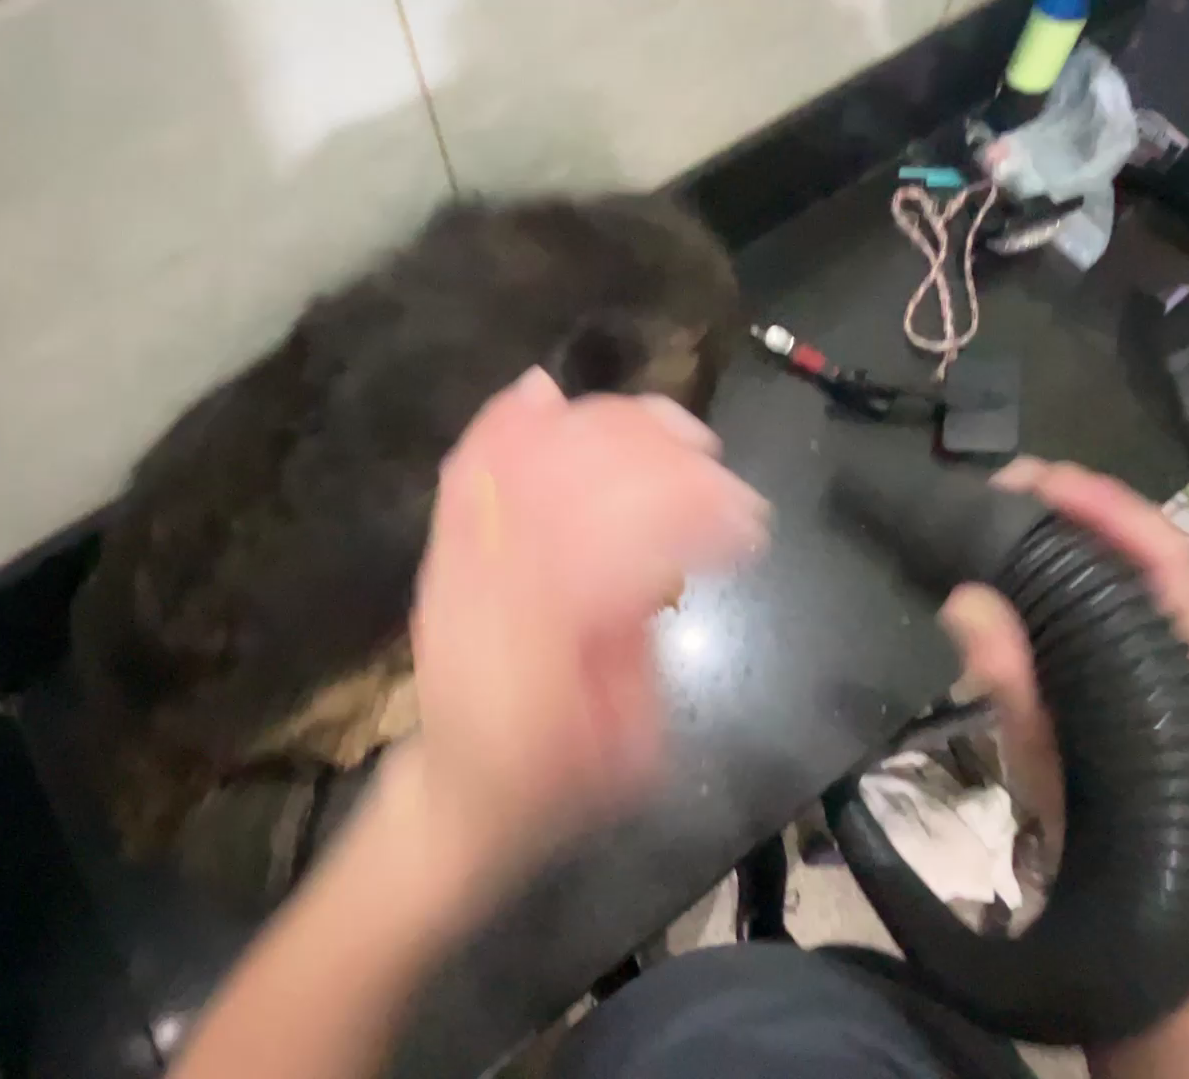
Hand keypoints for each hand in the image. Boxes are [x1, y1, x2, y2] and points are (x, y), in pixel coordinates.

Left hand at [401, 367, 768, 872]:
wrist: (460, 795)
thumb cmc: (556, 785)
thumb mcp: (628, 746)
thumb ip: (639, 647)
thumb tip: (660, 560)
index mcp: (545, 655)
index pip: (615, 550)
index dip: (689, 514)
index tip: (745, 519)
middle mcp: (489, 597)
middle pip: (570, 489)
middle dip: (655, 458)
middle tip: (713, 457)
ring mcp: (455, 570)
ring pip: (522, 468)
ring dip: (599, 430)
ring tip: (664, 424)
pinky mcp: (443, 558)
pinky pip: (465, 477)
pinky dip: (504, 427)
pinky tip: (542, 394)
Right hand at [938, 458, 1188, 835]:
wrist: (1108, 862)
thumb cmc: (1092, 809)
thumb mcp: (1049, 750)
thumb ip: (1014, 683)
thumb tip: (965, 603)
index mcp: (1183, 653)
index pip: (1160, 557)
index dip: (1105, 509)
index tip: (1036, 483)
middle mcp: (1172, 635)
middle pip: (1133, 546)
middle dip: (1072, 503)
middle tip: (1002, 483)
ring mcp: (1138, 641)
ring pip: (1106, 562)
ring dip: (1054, 525)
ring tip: (995, 503)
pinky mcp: (1103, 650)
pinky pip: (1079, 589)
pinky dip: (1041, 559)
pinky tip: (1000, 550)